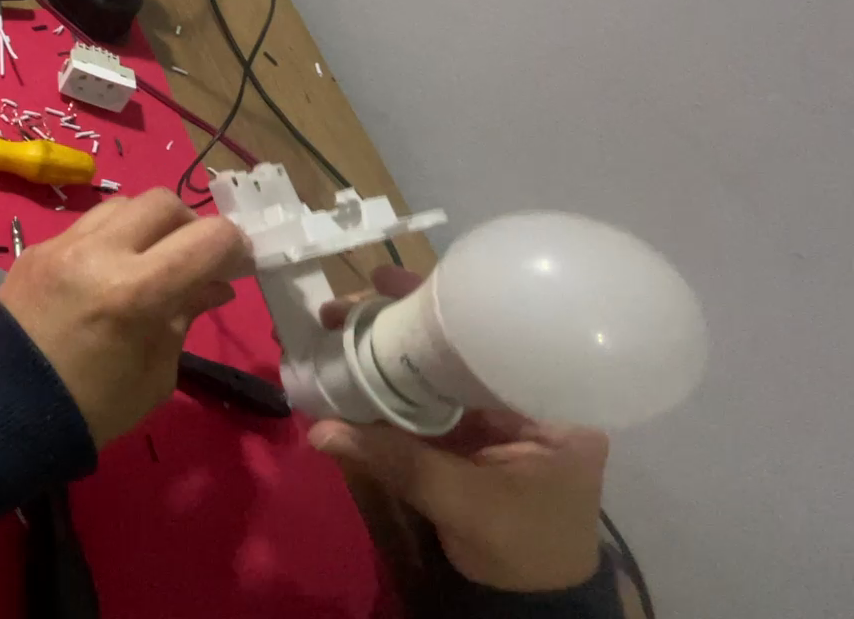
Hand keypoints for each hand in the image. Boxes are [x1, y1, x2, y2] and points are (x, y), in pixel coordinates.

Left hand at [0, 188, 249, 448]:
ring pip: (120, 204)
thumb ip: (185, 316)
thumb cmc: (90, 407)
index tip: (238, 264)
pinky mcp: (35, 247)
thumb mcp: (155, 373)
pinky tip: (109, 272)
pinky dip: (110, 237)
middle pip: (162, 202)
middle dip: (189, 225)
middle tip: (195, 260)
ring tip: (152, 262)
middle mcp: (97, 252)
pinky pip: (86, 224)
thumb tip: (214, 284)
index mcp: (135, 291)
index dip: (234, 247)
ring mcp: (61, 244)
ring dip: (147, 225)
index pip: (208, 237)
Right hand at [309, 267, 607, 592]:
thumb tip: (319, 430)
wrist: (531, 600)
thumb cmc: (522, 546)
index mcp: (547, 406)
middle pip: (451, 342)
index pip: (493, 333)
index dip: (440, 302)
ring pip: (428, 364)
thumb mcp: (464, 503)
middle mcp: (516, 397)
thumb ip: (396, 461)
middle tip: (339, 307)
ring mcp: (484, 412)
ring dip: (379, 344)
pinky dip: (379, 378)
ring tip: (330, 325)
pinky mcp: (457, 429)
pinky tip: (343, 362)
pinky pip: (415, 394)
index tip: (385, 279)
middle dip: (392, 319)